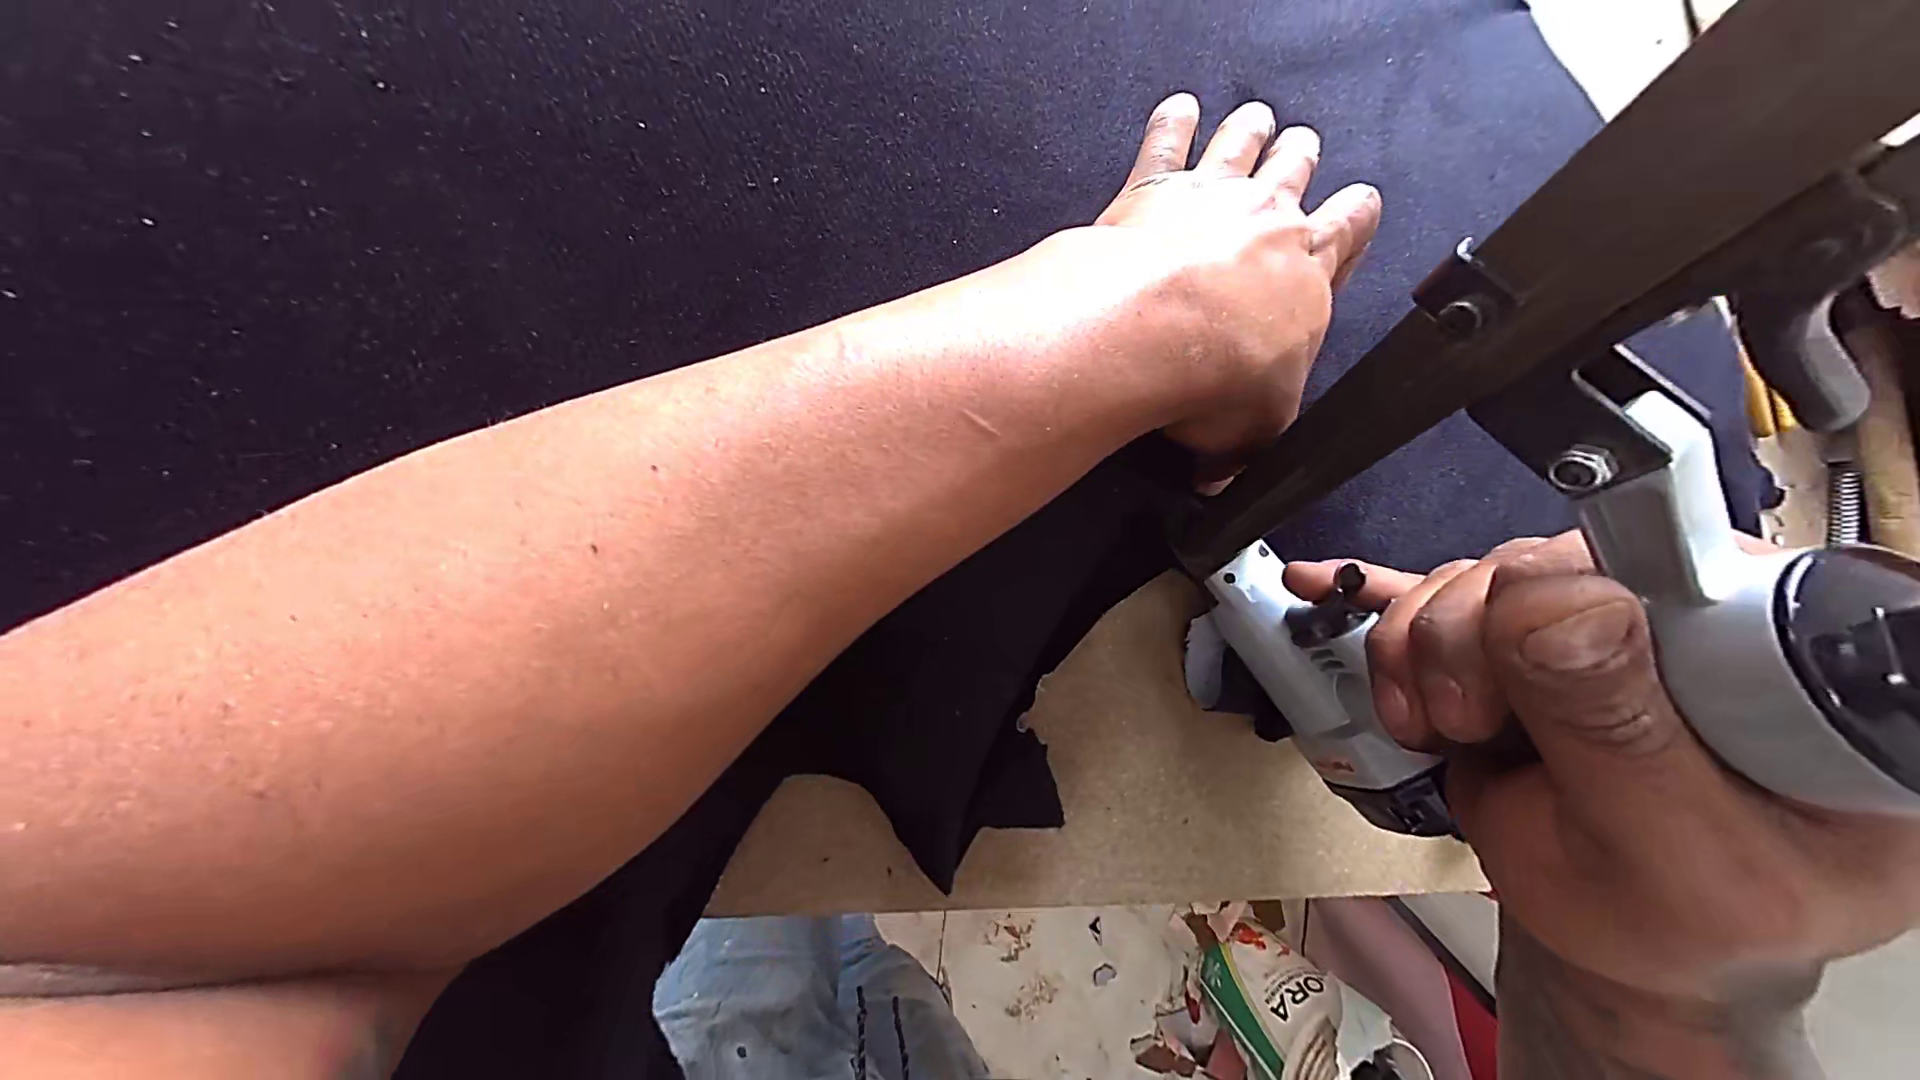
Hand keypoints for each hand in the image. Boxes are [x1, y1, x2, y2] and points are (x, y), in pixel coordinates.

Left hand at [1037, 94, 1380, 472]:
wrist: (1158, 334)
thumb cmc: (1215, 378)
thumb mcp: (1249, 430)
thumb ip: (1241, 453)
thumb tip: (1219, 488)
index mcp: (1307, 274)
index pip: (1349, 229)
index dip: (1352, 217)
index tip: (1350, 210)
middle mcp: (1268, 222)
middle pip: (1300, 170)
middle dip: (1302, 161)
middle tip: (1297, 153)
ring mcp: (1211, 197)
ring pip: (1247, 142)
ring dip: (1252, 131)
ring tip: (1254, 122)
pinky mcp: (1154, 187)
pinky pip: (1169, 138)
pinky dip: (1174, 122)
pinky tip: (1176, 111)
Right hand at [1285, 535, 1919, 1014]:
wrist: (1608, 930)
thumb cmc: (1673, 915)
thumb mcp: (1670, 846)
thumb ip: (1616, 728)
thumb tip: (1549, 602)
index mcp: (1762, 654)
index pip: (1657, 564)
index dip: (1564, 602)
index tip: (1512, 689)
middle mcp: (1662, 618)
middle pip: (1524, 567)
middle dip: (1460, 643)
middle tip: (1460, 725)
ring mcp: (1563, 625)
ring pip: (1454, 583)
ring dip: (1407, 648)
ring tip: (1422, 724)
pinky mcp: (1490, 641)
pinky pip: (1414, 595)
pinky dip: (1364, 595)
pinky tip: (1315, 584)